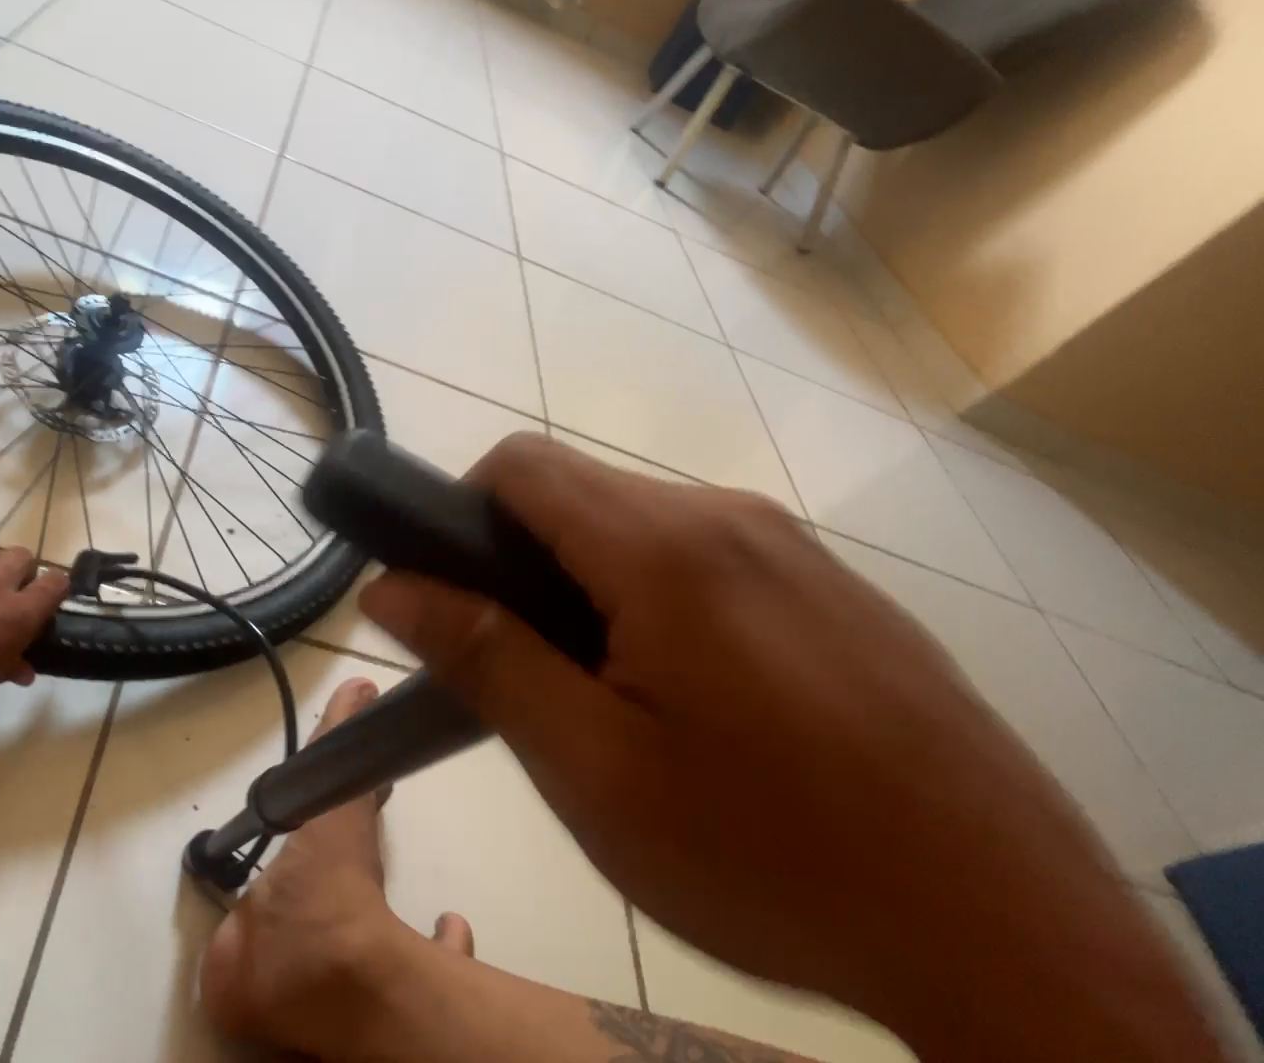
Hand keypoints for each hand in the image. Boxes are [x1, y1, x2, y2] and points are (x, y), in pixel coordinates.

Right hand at [359, 433, 1218, 1060]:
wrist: (1004, 929)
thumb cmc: (767, 854)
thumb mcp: (593, 767)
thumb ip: (486, 658)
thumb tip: (390, 587)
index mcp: (667, 548)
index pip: (520, 465)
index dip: (457, 514)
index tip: (450, 600)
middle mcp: (734, 519)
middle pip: (580, 496)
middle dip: (521, 567)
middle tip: (524, 680)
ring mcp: (797, 552)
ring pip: (640, 532)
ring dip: (588, 593)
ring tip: (605, 706)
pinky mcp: (834, 593)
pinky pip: (707, 565)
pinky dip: (655, 605)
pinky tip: (690, 708)